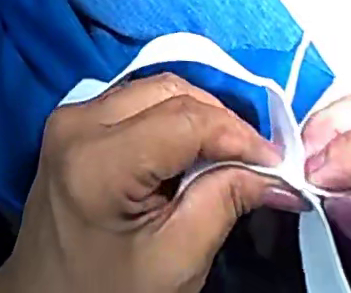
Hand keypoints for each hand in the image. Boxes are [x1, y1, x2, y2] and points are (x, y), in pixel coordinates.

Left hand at [0, 73, 307, 292]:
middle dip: (219, 119)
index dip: (237, 134)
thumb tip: (275, 174)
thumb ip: (222, 203)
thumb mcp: (174, 263)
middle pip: (167, 91)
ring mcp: (72, 113)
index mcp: (97, 160)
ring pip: (152, 87)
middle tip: (257, 159)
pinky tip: (192, 146)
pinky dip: (171, 114)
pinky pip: (135, 97)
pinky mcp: (74, 116)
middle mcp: (79, 119)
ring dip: (197, 113)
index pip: (182, 120)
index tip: (278, 163)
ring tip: (230, 153)